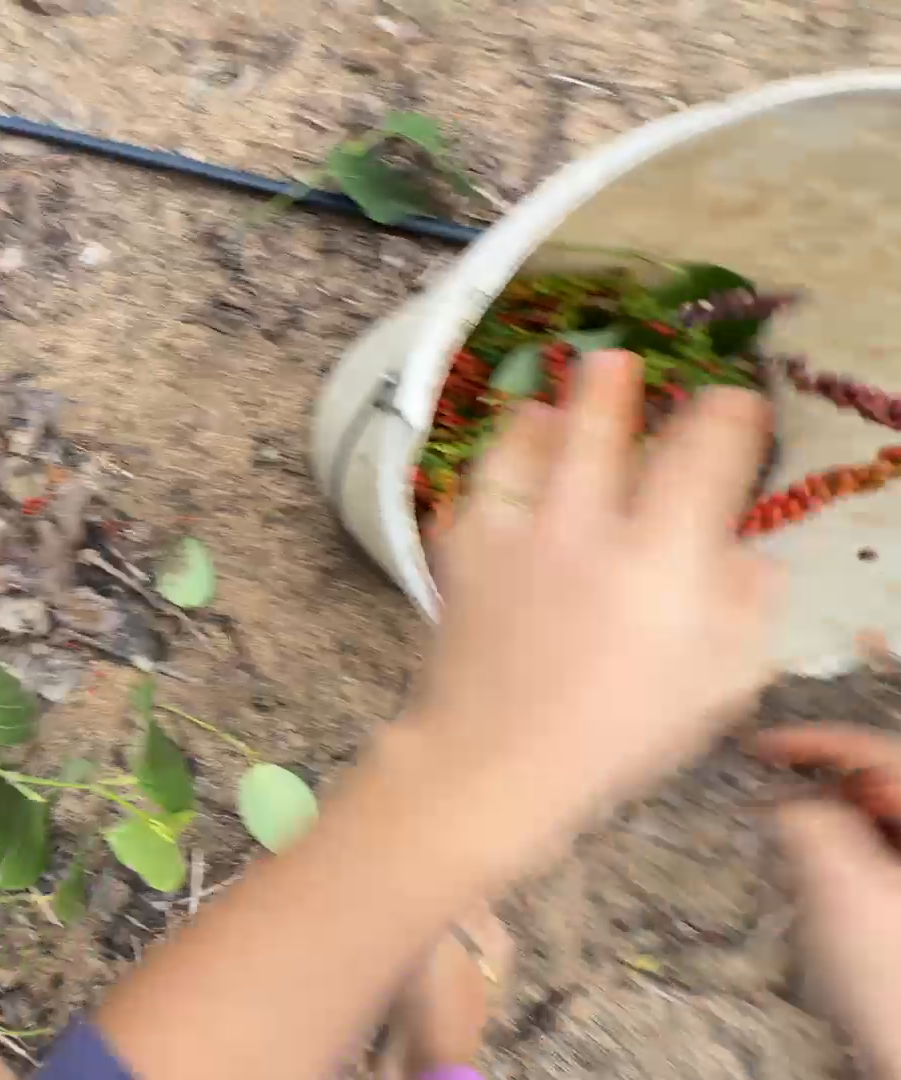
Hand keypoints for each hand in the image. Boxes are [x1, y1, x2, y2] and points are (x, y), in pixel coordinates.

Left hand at [405, 349, 781, 862]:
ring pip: (518, 458)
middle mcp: (578, 536)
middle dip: (607, 392)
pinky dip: (483, 473)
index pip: (697, 465)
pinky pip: (470, 499)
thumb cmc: (620, 725)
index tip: (731, 398)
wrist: (496, 749)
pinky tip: (488, 465)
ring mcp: (507, 543)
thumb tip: (737, 550)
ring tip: (537, 398)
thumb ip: (739, 599)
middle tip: (612, 356)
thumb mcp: (721, 673)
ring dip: (532, 421)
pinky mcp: (458, 560)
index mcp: (658, 561)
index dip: (719, 422)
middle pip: (593, 441)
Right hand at [754, 725, 900, 1079]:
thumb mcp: (838, 889)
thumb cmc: (898, 988)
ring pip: (889, 824)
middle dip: (828, 787)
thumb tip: (786, 792)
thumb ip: (809, 821)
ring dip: (839, 821)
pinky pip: (891, 854)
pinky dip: (855, 851)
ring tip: (799, 841)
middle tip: (775, 798)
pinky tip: (832, 876)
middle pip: (890, 790)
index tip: (762, 744)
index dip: (815, 742)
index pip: (886, 755)